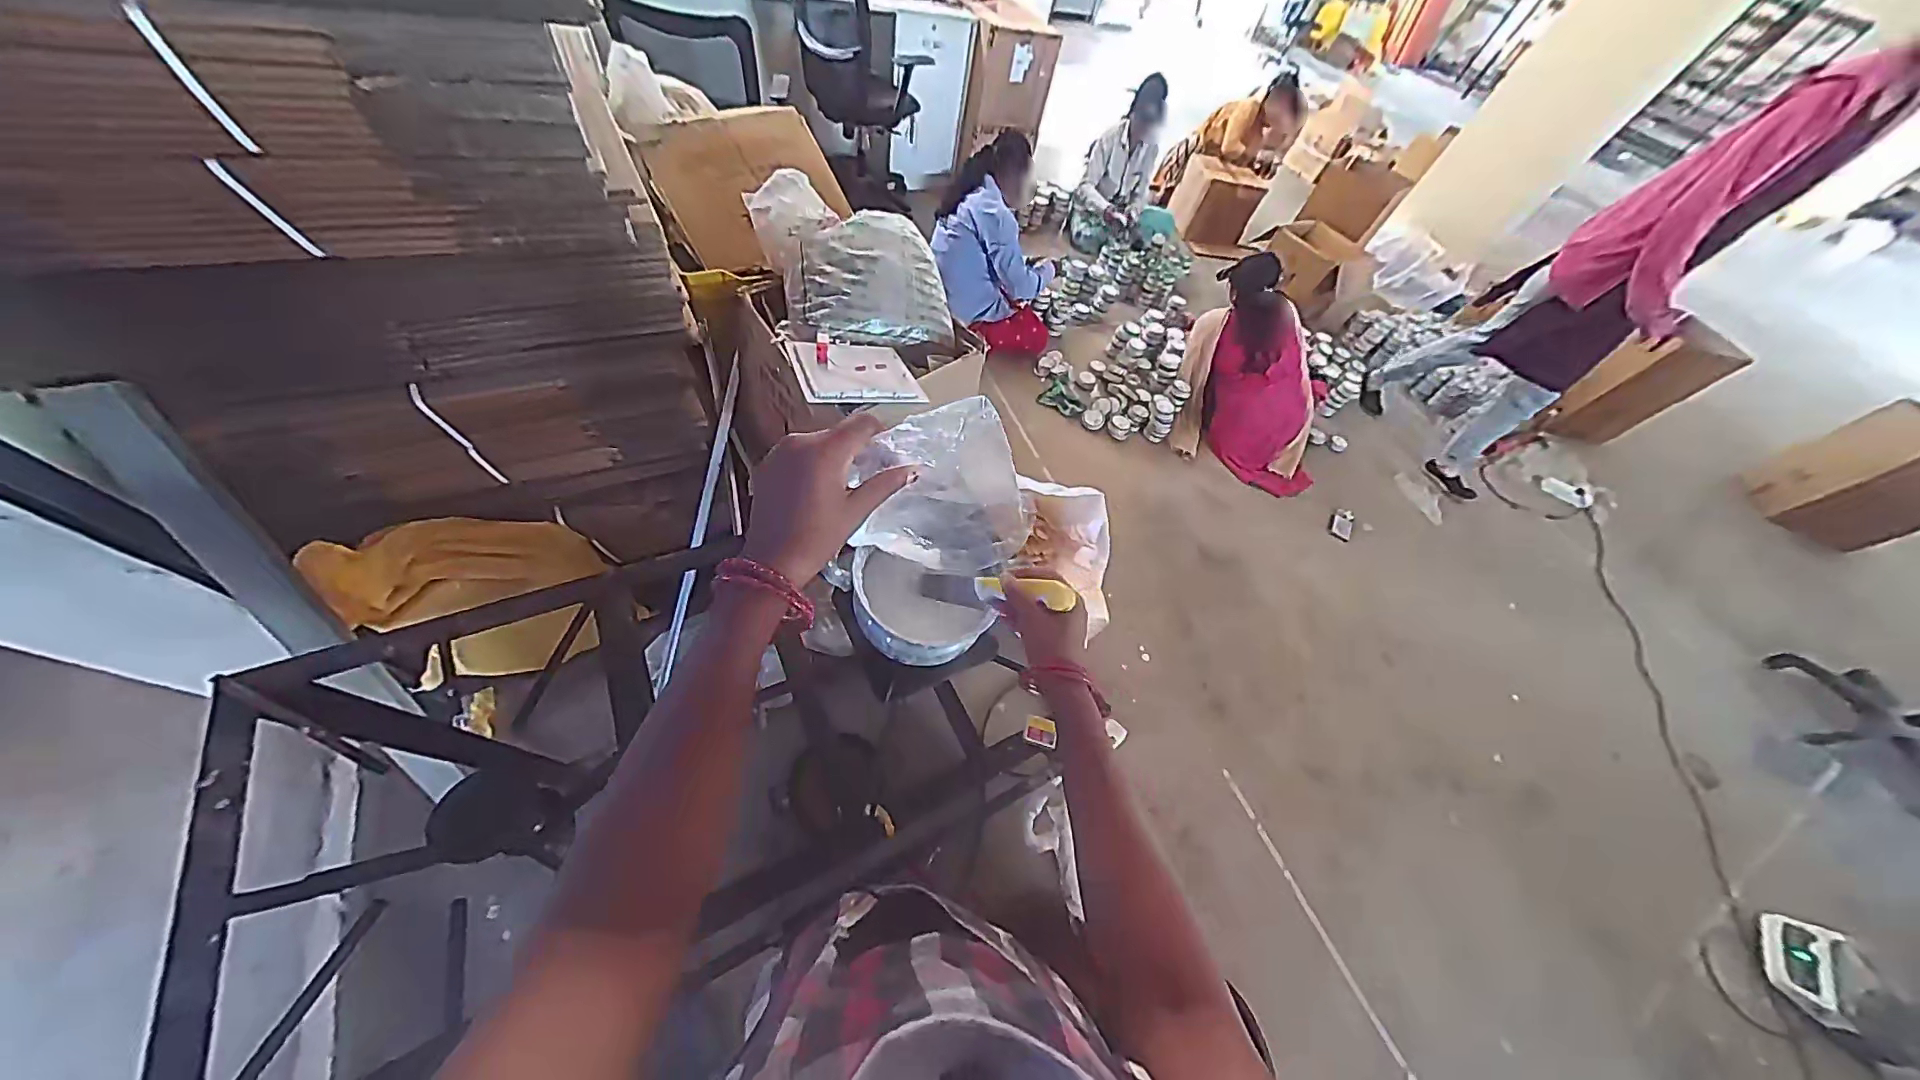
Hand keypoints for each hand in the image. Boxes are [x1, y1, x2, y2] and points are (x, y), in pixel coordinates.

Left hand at [740, 413, 915, 584]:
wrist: (773, 561)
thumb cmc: (816, 539)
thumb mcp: (856, 510)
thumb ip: (886, 484)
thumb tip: (911, 470)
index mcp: (825, 451)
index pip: (862, 422)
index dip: (880, 432)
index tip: (887, 450)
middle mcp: (800, 442)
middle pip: (840, 432)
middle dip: (856, 448)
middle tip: (869, 473)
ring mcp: (780, 451)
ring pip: (819, 441)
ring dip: (834, 455)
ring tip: (842, 485)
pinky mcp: (768, 463)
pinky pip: (798, 452)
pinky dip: (811, 463)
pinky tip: (817, 489)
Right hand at [999, 569, 1087, 670]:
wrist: (1058, 681)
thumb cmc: (1050, 645)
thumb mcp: (1031, 617)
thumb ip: (1017, 595)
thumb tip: (1004, 577)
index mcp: (1071, 599)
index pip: (1049, 576)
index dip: (1027, 573)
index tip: (1008, 576)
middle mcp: (1069, 608)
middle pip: (1041, 592)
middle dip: (1018, 591)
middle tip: (1000, 590)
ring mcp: (1062, 624)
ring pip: (1036, 607)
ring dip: (1016, 604)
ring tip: (996, 603)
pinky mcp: (1052, 637)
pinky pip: (1035, 621)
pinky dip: (1020, 617)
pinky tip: (1004, 616)